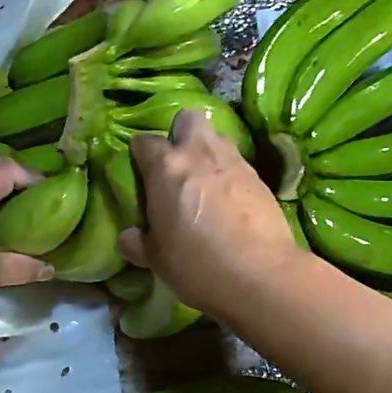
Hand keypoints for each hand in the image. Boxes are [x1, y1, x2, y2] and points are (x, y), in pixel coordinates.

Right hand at [118, 109, 308, 314]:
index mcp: (167, 167)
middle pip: (188, 119)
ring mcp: (236, 162)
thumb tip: (129, 238)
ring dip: (210, 152)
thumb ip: (139, 243)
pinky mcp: (262, 178)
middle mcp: (201, 153)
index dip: (142, 156)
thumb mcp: (157, 259)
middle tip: (180, 164)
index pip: (144, 141)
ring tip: (208, 182)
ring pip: (219, 138)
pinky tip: (233, 199)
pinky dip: (233, 174)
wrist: (261, 273)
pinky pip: (241, 164)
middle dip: (182, 133)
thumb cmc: (198, 264)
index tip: (143, 174)